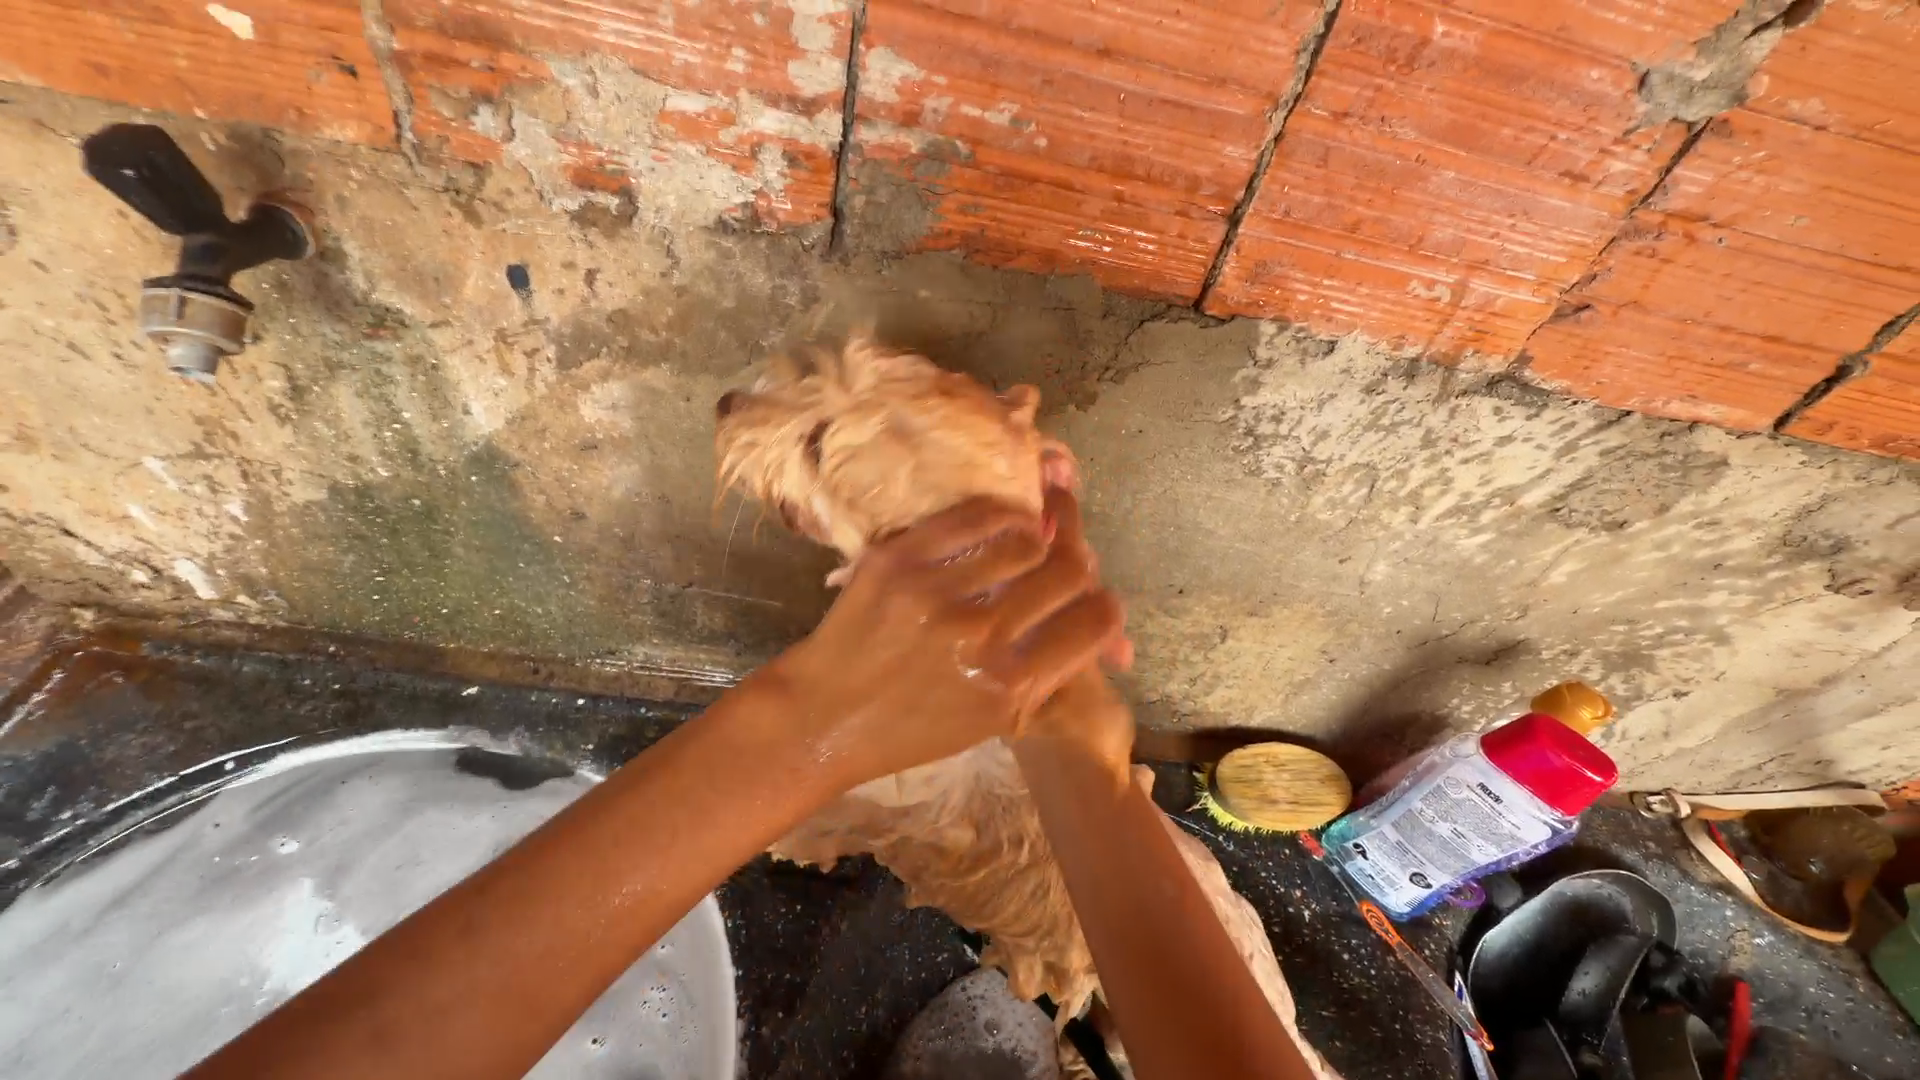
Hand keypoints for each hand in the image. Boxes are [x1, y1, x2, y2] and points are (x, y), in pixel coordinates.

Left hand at [754, 492, 1124, 791]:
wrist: (826, 714)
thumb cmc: (912, 729)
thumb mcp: (992, 724)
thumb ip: (1050, 677)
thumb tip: (1109, 637)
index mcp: (1009, 685)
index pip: (1095, 622)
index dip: (1107, 608)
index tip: (1096, 604)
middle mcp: (980, 636)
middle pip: (1068, 572)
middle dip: (1078, 568)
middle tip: (1065, 567)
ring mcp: (937, 591)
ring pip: (1026, 537)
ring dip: (1039, 540)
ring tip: (1030, 546)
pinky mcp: (900, 558)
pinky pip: (974, 515)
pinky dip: (1001, 515)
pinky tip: (1001, 525)